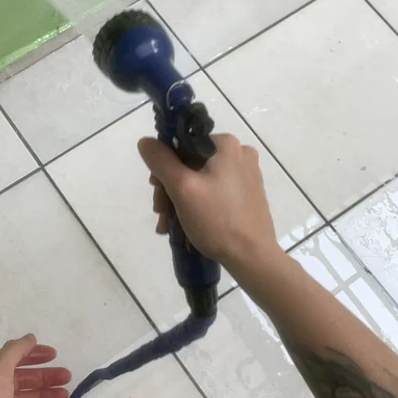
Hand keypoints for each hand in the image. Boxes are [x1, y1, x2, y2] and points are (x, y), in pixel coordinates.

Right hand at [138, 133, 279, 273]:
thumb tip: (145, 141)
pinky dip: (198, 205)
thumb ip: (161, 162)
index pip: (181, 145)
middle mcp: (239, 154)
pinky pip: (214, 192)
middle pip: (190, 164)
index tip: (157, 191)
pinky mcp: (247, 194)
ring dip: (180, 201)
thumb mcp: (182, 188)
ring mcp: (246, 175)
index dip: (164, 167)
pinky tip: (186, 225)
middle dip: (171, 190)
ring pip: (200, 180)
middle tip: (162, 214)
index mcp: (226, 144)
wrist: (252, 257)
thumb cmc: (217, 219)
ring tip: (170, 225)